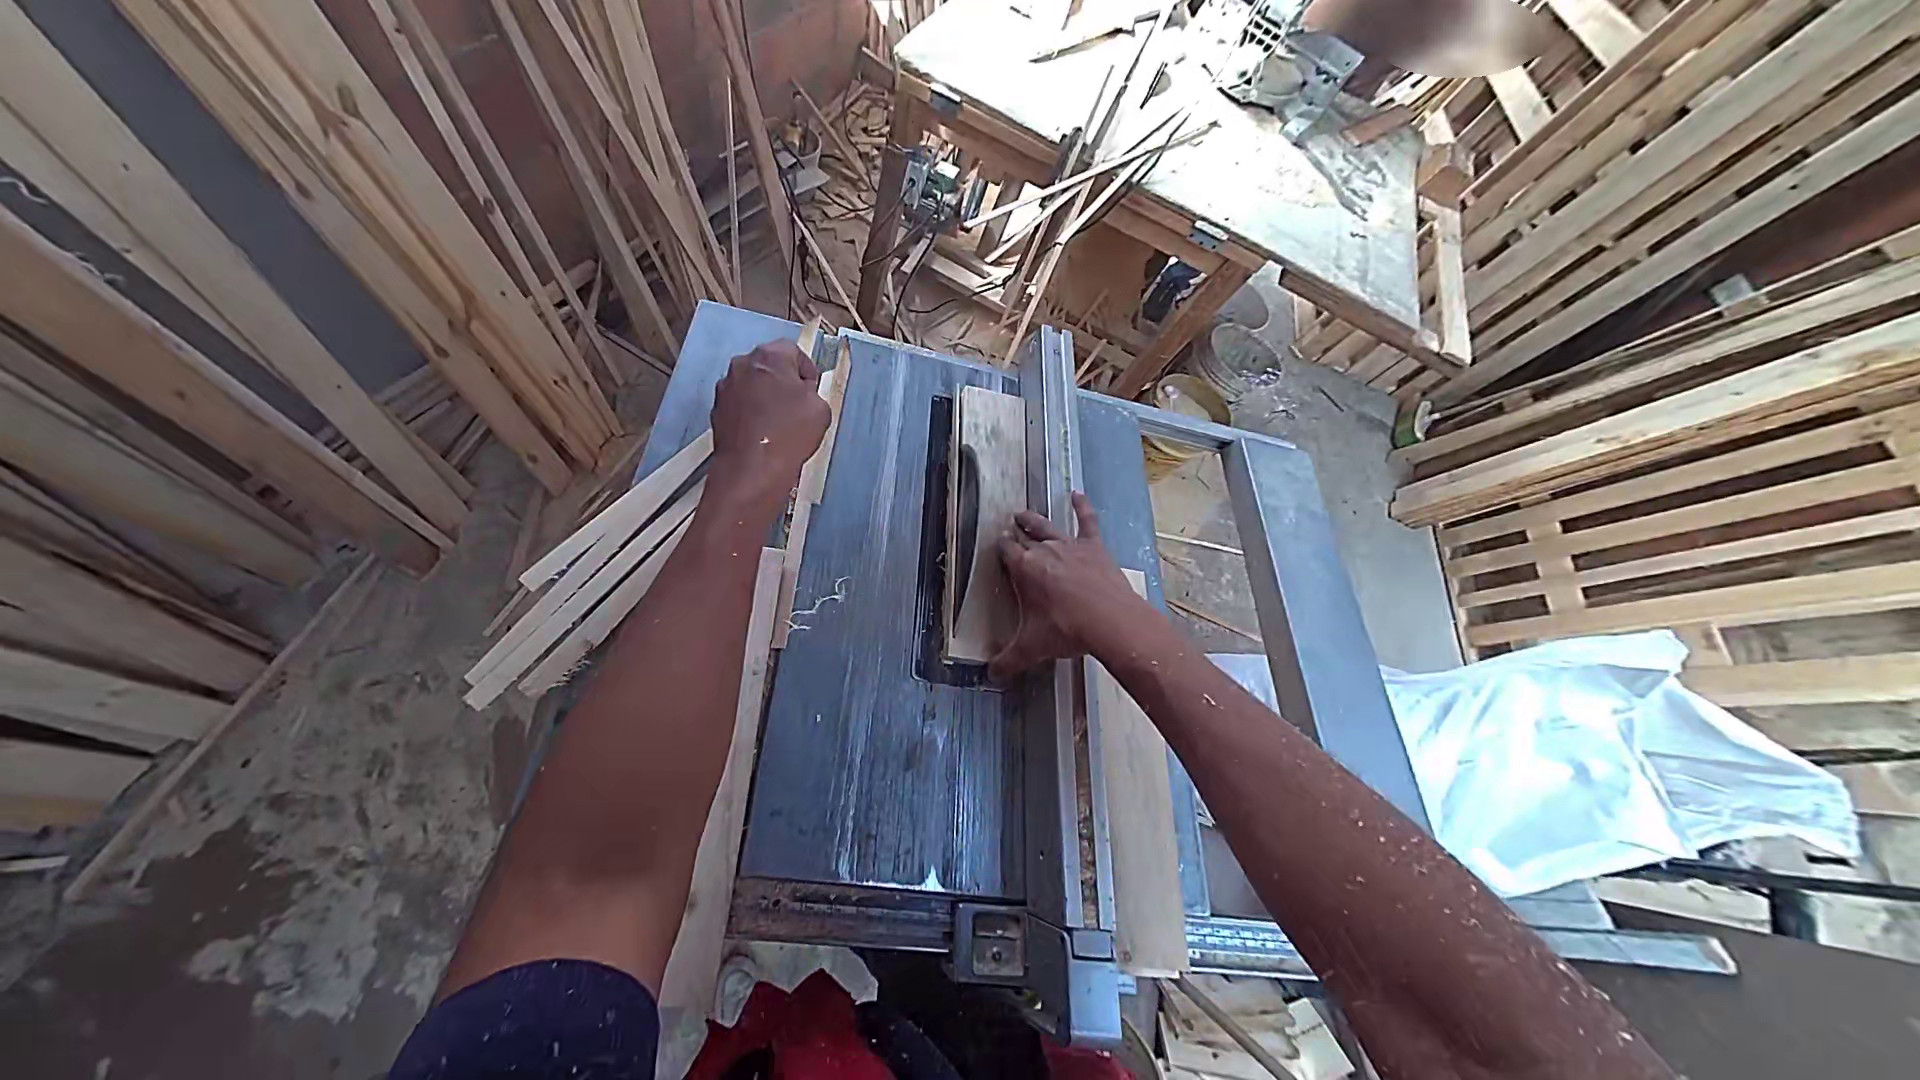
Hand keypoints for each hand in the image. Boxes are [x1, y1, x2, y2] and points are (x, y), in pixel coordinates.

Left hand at [706, 340, 830, 517]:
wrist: (754, 468)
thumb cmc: (787, 435)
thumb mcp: (821, 409)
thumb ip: (813, 391)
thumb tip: (805, 395)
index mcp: (770, 357)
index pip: (793, 350)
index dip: (807, 370)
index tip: (812, 386)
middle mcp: (743, 365)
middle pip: (768, 365)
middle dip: (783, 381)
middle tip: (799, 404)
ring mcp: (726, 387)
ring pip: (752, 384)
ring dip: (766, 396)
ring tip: (782, 421)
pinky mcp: (718, 409)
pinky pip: (740, 404)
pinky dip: (751, 412)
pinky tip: (765, 431)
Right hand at [989, 492, 1153, 681]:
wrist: (1110, 622)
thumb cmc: (1068, 630)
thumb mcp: (1032, 648)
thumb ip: (1008, 660)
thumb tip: (990, 675)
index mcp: (1025, 568)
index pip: (1006, 551)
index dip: (1001, 549)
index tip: (998, 547)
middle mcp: (1044, 550)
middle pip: (1024, 537)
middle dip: (1015, 533)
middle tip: (1008, 529)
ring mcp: (1070, 546)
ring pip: (1047, 527)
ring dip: (1033, 520)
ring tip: (1022, 514)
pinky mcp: (1094, 547)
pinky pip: (1087, 521)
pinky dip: (1082, 507)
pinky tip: (1078, 495)